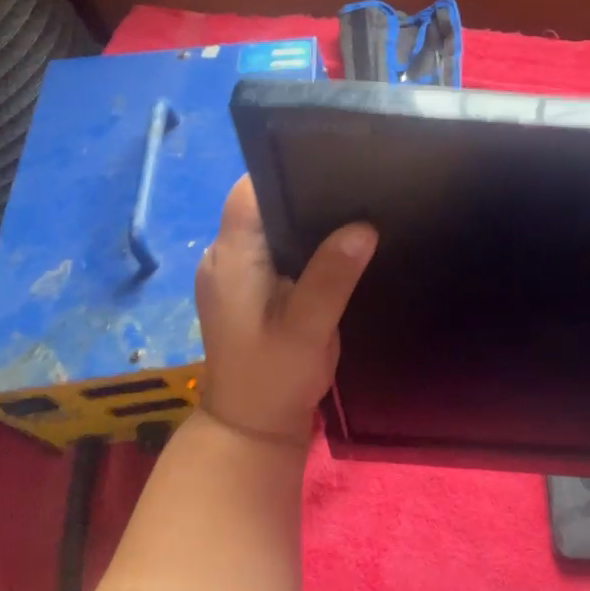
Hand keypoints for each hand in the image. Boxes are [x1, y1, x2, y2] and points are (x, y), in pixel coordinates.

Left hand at [192, 176, 376, 446]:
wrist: (252, 430)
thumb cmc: (273, 377)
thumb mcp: (308, 328)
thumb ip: (332, 277)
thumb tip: (364, 227)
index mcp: (231, 259)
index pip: (248, 192)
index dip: (284, 169)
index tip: (332, 160)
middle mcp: (225, 258)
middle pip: (262, 205)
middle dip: (305, 192)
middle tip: (356, 183)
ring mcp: (236, 275)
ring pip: (272, 227)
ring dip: (307, 219)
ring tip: (355, 207)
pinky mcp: (251, 290)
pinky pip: (278, 250)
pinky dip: (305, 243)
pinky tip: (339, 246)